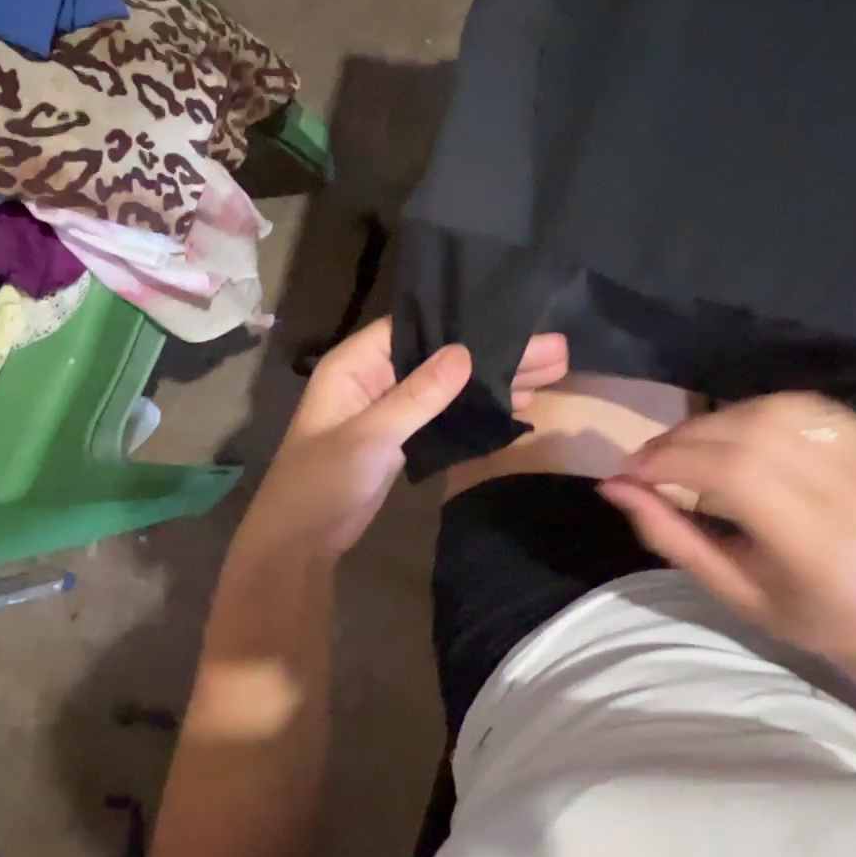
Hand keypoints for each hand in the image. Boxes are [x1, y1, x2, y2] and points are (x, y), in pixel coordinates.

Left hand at [234, 319, 569, 560]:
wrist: (301, 542)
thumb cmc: (322, 481)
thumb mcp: (368, 435)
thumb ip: (416, 396)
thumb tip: (464, 352)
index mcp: (357, 363)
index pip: (415, 326)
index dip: (461, 319)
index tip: (511, 314)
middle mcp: (377, 376)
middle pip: (443, 356)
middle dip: (495, 352)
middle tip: (554, 348)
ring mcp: (393, 407)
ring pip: (452, 385)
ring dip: (496, 379)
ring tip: (553, 369)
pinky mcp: (405, 436)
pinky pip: (449, 412)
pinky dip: (480, 408)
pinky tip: (520, 402)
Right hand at [598, 393, 855, 693]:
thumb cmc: (809, 617)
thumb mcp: (732, 592)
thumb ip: (672, 537)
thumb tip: (614, 486)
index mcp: (822, 547)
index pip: (736, 475)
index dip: (674, 460)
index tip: (633, 470)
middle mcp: (855, 495)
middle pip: (752, 434)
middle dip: (686, 437)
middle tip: (650, 457)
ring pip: (774, 411)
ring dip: (716, 421)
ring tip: (686, 447)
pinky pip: (803, 407)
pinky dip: (753, 413)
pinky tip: (732, 435)